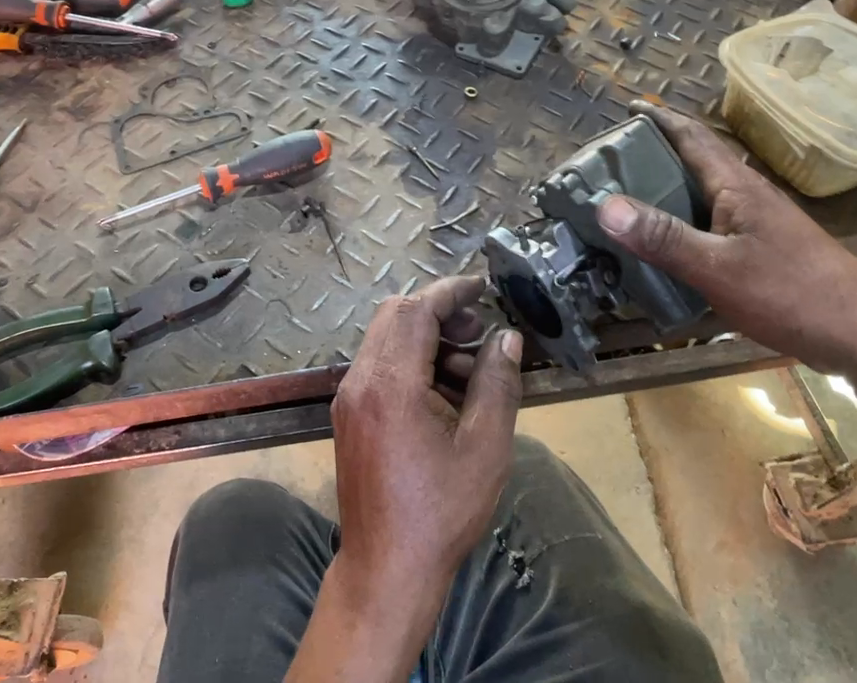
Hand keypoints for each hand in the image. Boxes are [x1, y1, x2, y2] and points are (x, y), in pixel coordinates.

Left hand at [330, 276, 522, 598]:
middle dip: (439, 315)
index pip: (415, 311)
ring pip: (386, 342)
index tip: (482, 287)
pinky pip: (380, 370)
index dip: (450, 292)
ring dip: (427, 342)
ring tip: (470, 375)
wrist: (386, 569)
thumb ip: (496, 385)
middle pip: (394, 318)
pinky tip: (445, 397)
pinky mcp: (349, 418)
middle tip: (479, 334)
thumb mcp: (484, 448)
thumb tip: (507, 339)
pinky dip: (412, 366)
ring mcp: (349, 400)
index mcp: (390, 385)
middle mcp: (360, 382)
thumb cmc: (440, 512)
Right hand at [596, 100, 856, 375]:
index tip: (628, 107)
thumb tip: (604, 205)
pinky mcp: (767, 250)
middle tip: (616, 160)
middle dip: (659, 152)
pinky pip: (715, 222)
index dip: (660, 119)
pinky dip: (687, 221)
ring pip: (707, 193)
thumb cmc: (791, 293)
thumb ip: (662, 238)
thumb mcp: (717, 268)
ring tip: (634, 198)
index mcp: (737, 187)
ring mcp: (762, 224)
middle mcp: (749, 196)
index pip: (693, 137)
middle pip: (699, 161)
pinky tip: (673, 246)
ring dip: (672, 188)